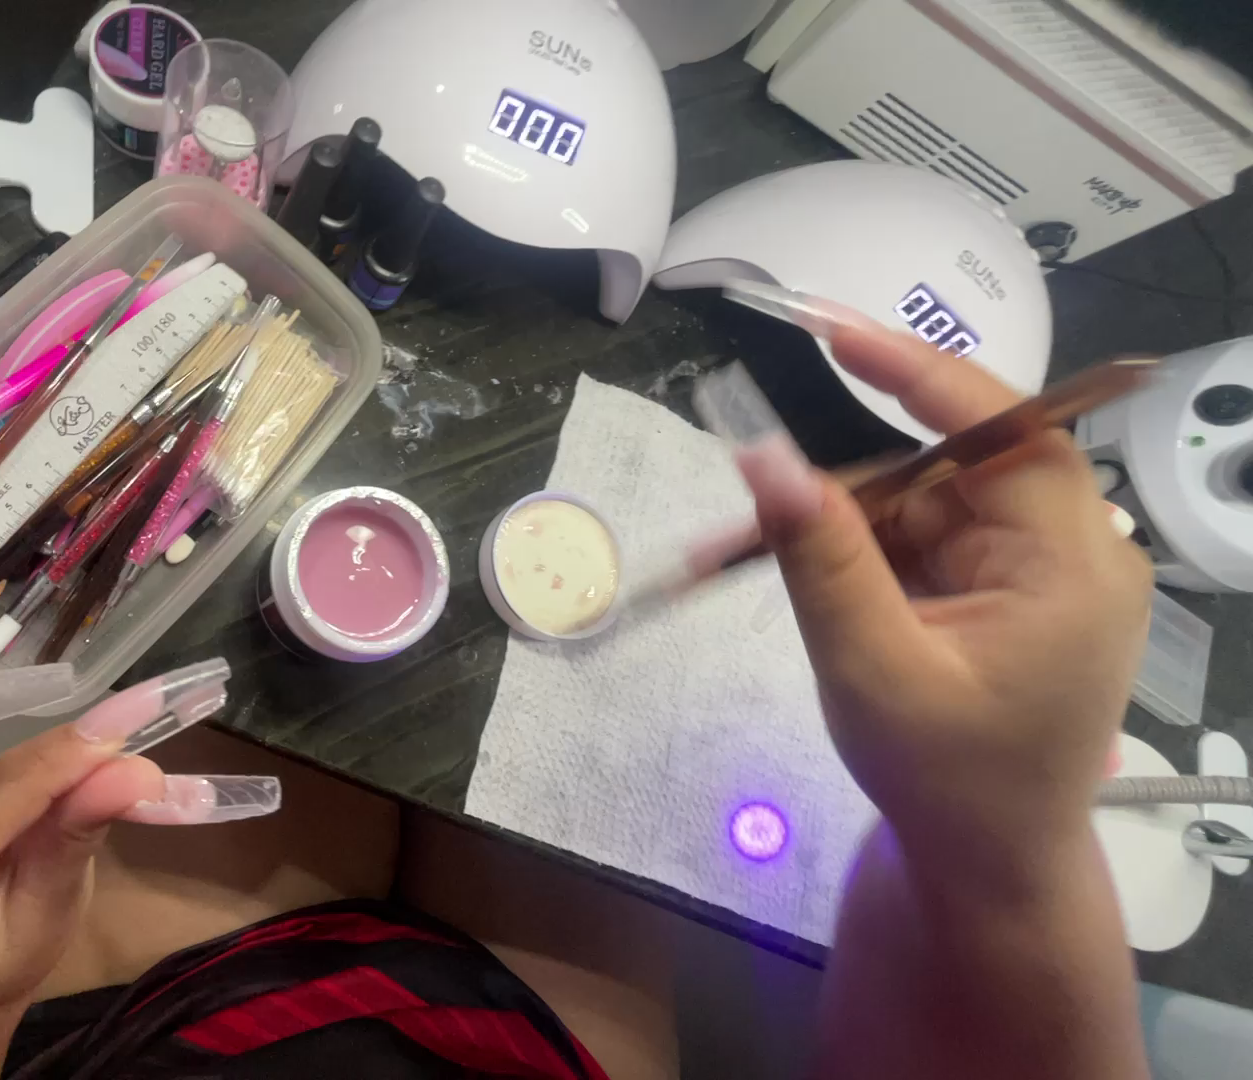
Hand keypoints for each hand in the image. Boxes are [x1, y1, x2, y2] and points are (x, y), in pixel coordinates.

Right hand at [729, 304, 1151, 865]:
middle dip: (827, 495)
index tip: (832, 332)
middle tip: (737, 521)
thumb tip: (763, 460)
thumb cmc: (944, 770)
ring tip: (730, 561)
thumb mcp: (871, 662)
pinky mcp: (966, 585)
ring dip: (814, 530)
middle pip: (926, 474)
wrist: (977, 847)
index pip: (1004, 433)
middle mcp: (1047, 548)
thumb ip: (819, 557)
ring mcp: (1004, 567)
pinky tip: (776, 572)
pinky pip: (886, 542)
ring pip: (894, 507)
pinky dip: (827, 554)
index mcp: (1065, 562)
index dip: (919, 373)